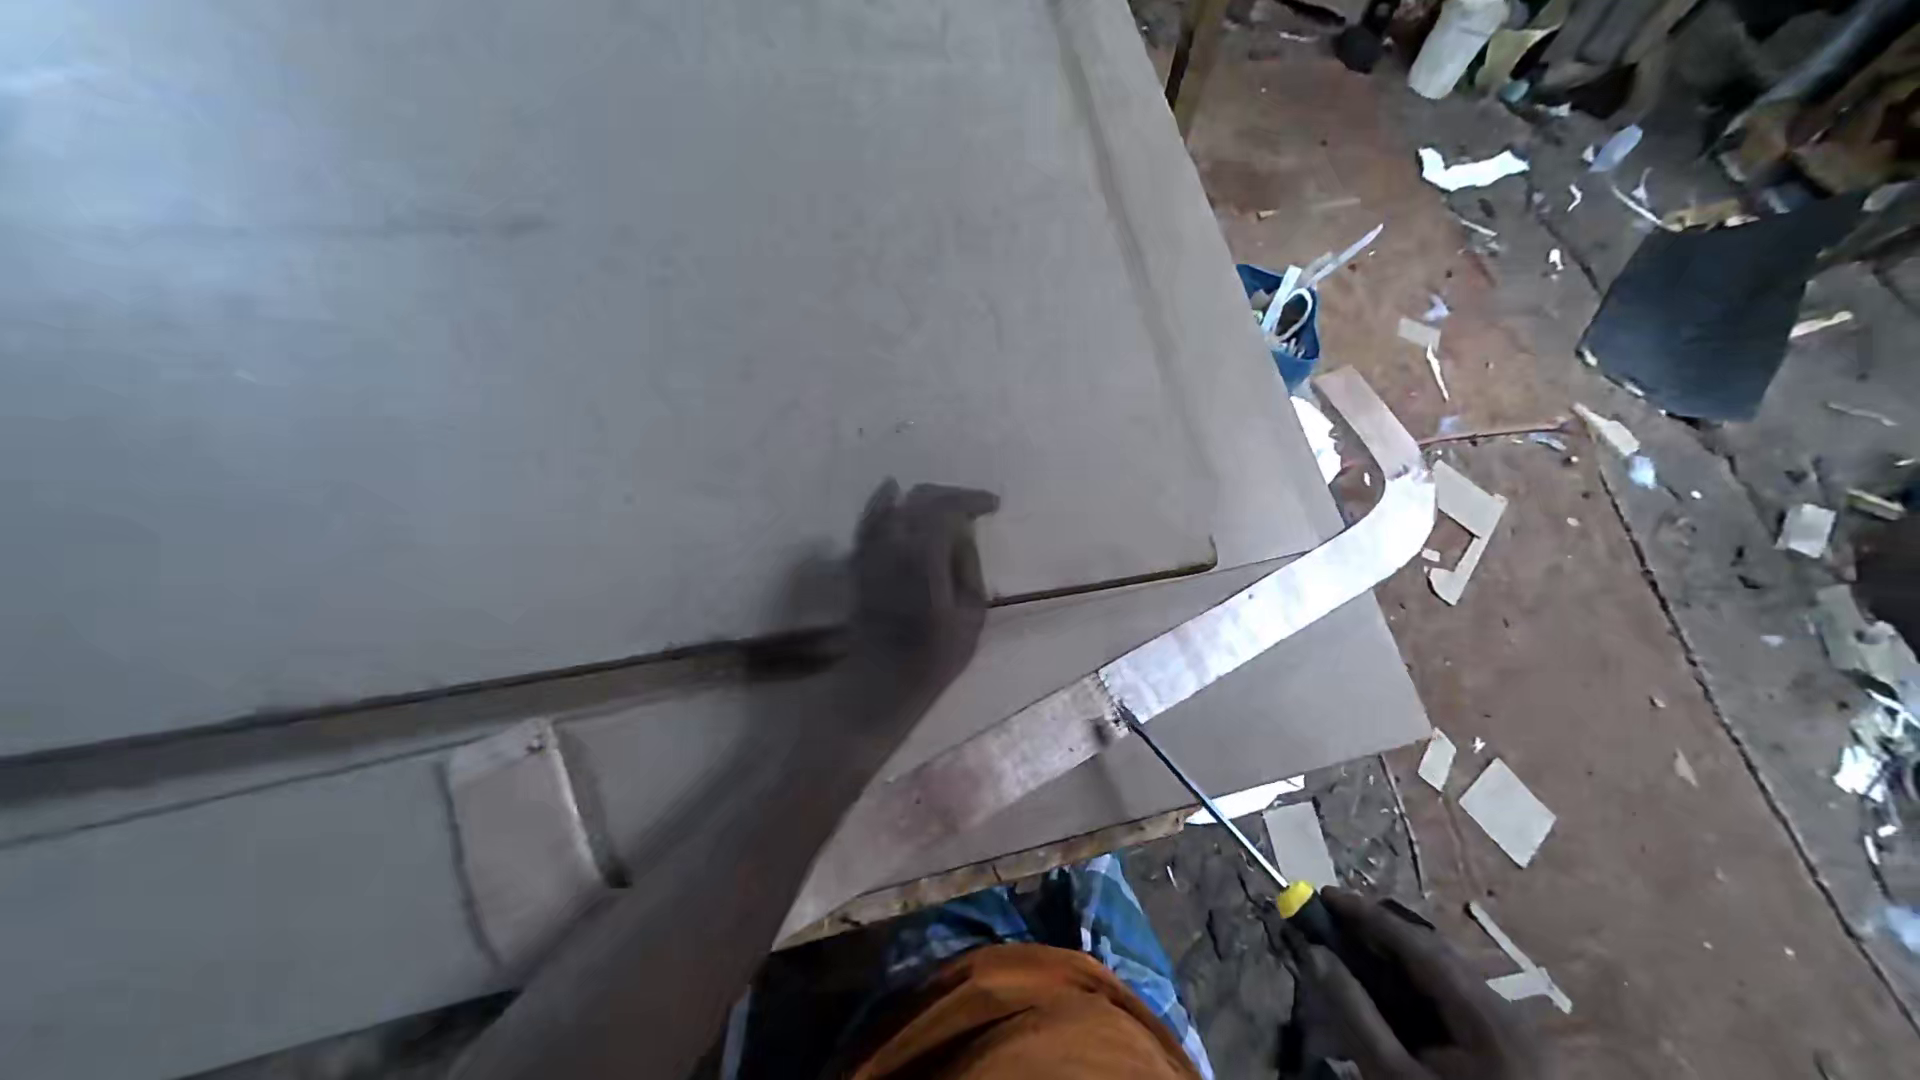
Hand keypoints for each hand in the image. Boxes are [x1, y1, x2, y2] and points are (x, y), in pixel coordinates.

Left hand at [848, 479, 999, 703]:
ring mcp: (871, 550)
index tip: (993, 505)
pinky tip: (894, 496)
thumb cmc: (935, 654)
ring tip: (943, 508)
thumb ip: (968, 564)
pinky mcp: (858, 560)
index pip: (947, 507)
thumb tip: (963, 532)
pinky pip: (871, 520)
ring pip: (894, 504)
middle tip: (973, 507)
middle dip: (950, 496)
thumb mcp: (972, 613)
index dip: (971, 498)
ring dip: (922, 500)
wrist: (881, 679)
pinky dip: (886, 504)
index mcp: (925, 555)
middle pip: (921, 498)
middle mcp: (894, 543)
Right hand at [1302, 889, 1543, 1079]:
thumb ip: (1353, 1010)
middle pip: (1434, 953)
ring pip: (1443, 973)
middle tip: (1330, 917)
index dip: (1368, 914)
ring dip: (1394, 955)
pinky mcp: (1507, 1048)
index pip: (1419, 945)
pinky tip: (1383, 985)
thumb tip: (1313, 951)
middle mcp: (1507, 1014)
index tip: (1323, 893)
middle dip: (1379, 931)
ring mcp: (1513, 1032)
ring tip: (1349, 943)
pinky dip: (1413, 982)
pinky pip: (1452, 997)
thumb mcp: (1391, 1075)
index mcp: (1488, 1019)